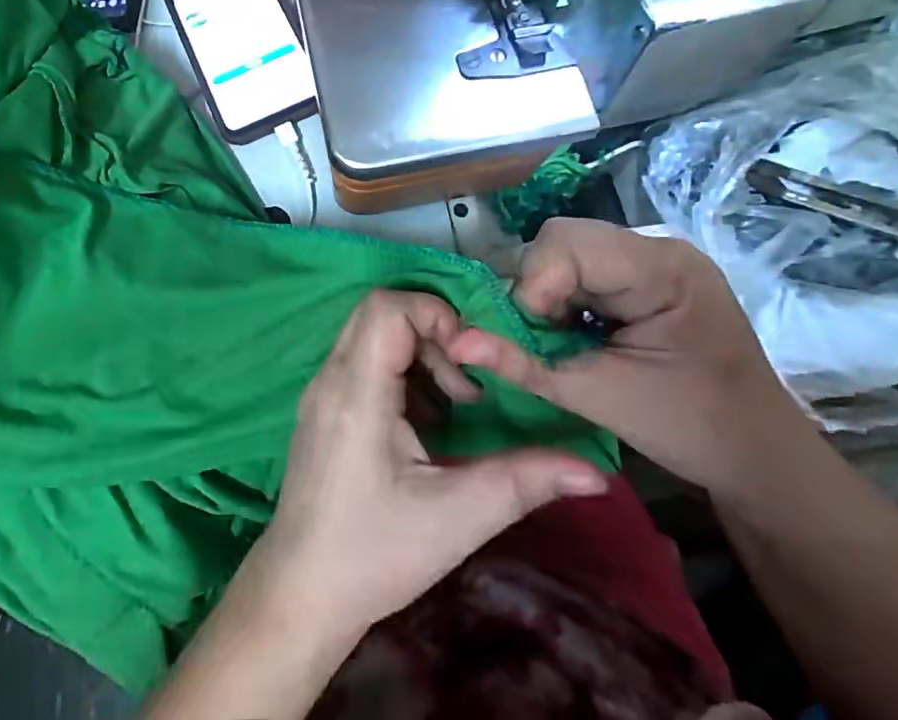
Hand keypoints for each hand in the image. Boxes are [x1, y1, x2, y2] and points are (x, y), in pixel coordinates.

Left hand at [240, 290, 608, 644]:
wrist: (302, 590)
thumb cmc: (374, 553)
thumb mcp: (457, 517)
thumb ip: (525, 482)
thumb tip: (595, 473)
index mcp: (355, 394)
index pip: (386, 308)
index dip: (435, 315)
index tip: (471, 361)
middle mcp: (329, 380)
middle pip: (377, 313)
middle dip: (433, 334)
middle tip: (467, 387)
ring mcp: (320, 393)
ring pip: (369, 336)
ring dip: (419, 355)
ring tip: (454, 407)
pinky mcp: (321, 409)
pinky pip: (361, 362)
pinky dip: (399, 373)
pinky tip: (425, 423)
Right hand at [451, 219, 820, 497]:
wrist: (760, 458)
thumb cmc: (690, 429)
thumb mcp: (597, 397)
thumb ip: (523, 365)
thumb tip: (456, 343)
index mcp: (663, 268)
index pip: (565, 242)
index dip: (535, 285)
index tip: (536, 336)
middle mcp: (659, 249)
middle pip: (561, 240)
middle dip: (537, 288)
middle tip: (545, 338)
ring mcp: (654, 260)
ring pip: (564, 253)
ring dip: (547, 294)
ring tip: (561, 339)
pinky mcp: (645, 277)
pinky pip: (581, 270)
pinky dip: (562, 299)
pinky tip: (576, 333)